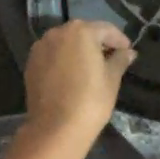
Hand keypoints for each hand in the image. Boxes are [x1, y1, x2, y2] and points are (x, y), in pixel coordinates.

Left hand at [22, 20, 136, 145]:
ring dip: (79, 50)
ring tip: (91, 67)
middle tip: (111, 58)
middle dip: (98, 43)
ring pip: (66, 43)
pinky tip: (72, 75)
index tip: (128, 51)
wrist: (55, 129)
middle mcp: (57, 33)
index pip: (106, 29)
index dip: (119, 40)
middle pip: (83, 33)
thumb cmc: (90, 100)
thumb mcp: (112, 79)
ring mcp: (41, 48)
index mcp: (81, 32)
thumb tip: (128, 52)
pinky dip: (64, 60)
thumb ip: (120, 60)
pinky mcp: (31, 64)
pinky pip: (52, 55)